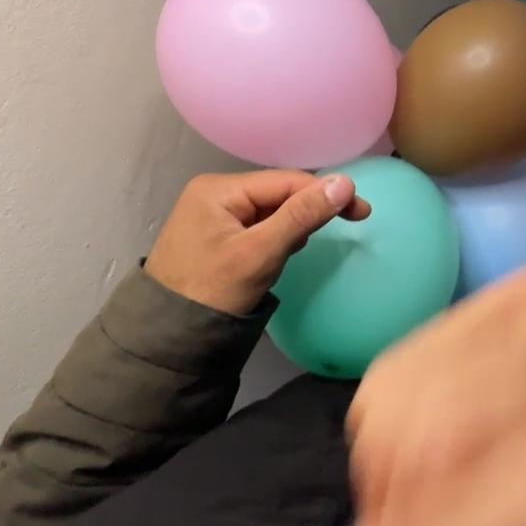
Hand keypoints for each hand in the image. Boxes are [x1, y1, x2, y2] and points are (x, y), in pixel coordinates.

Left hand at [144, 170, 369, 315]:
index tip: (362, 212)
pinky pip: (259, 224)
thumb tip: (346, 182)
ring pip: (272, 209)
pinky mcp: (216, 234)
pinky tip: (280, 253)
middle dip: (308, 212)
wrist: (163, 344)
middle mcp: (214, 193)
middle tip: (343, 227)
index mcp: (219, 189)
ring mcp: (213, 214)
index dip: (327, 193)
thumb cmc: (210, 293)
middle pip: (280, 193)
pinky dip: (277, 237)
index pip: (287, 181)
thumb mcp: (260, 253)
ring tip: (294, 250)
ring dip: (293, 226)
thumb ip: (302, 215)